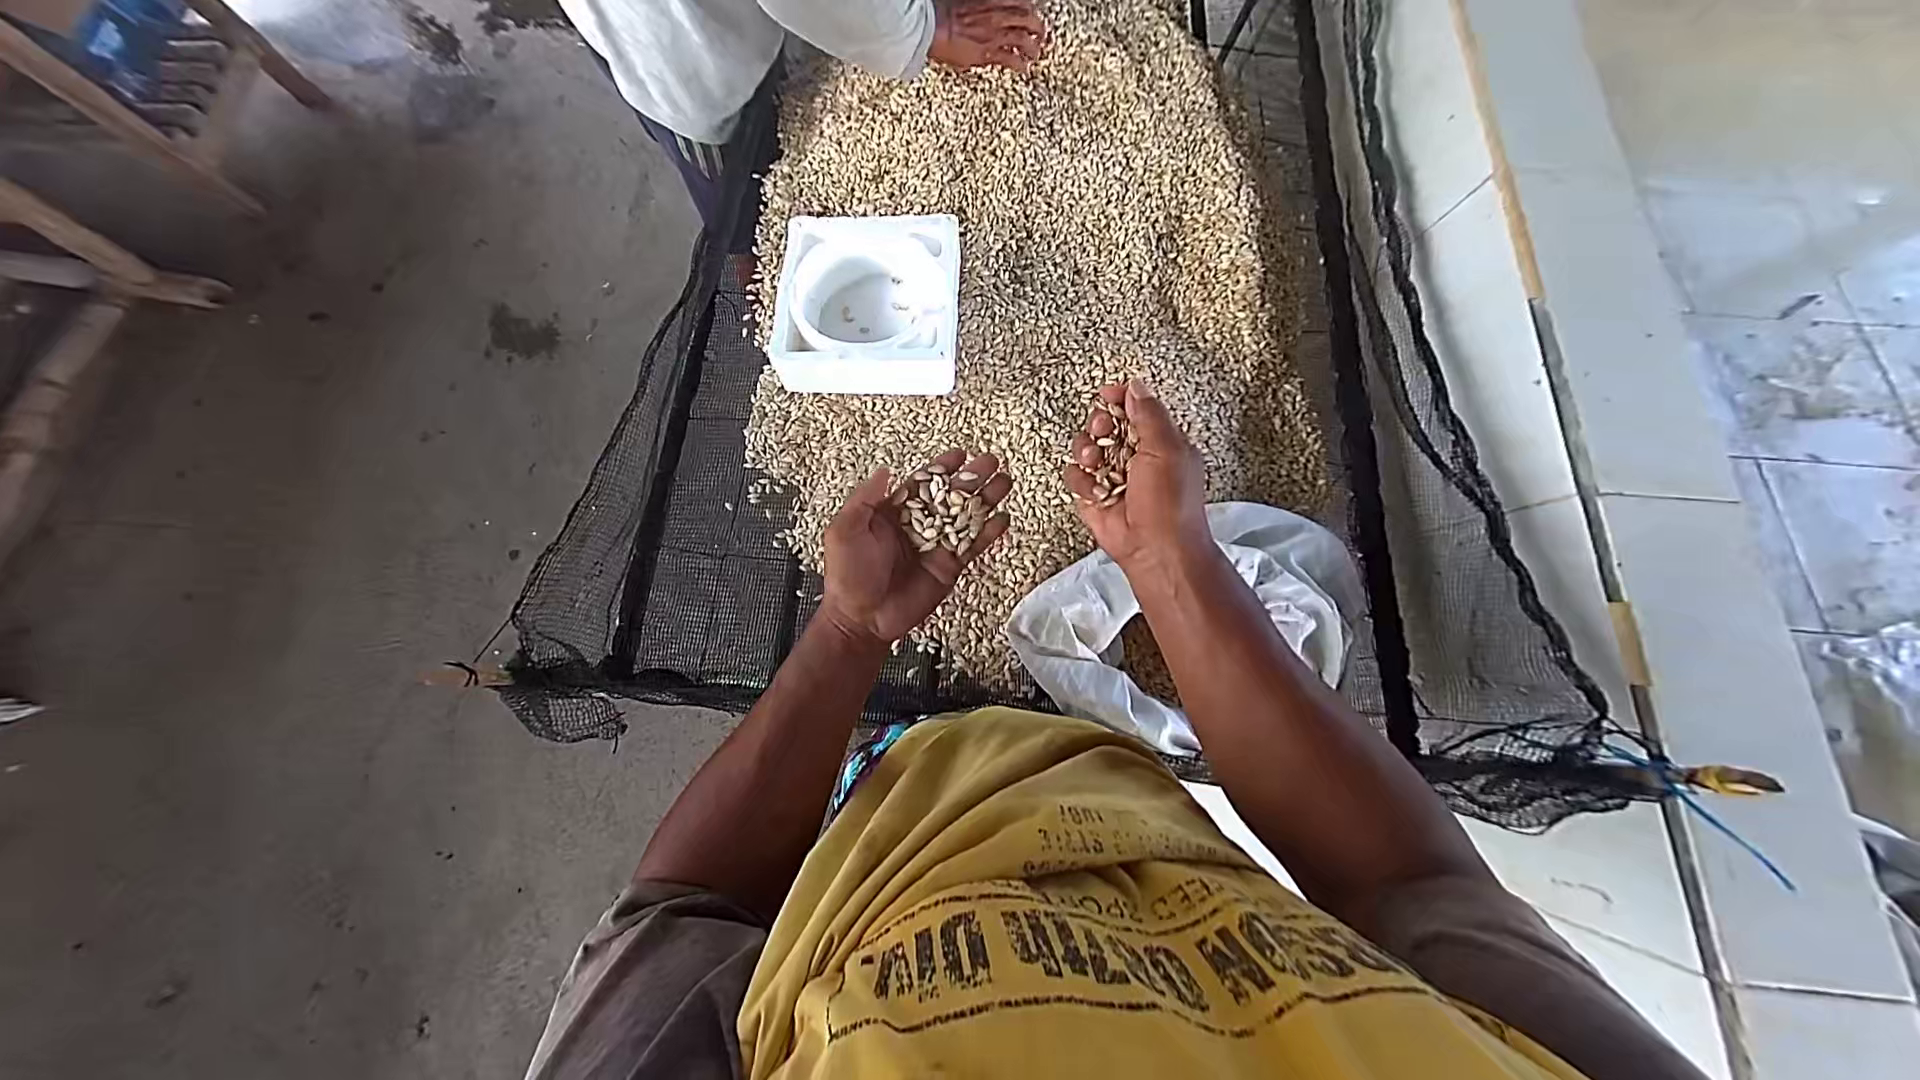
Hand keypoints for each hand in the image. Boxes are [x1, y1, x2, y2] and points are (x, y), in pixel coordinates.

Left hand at [819, 450, 1013, 646]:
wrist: (861, 618)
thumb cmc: (847, 575)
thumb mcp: (845, 530)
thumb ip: (865, 499)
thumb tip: (885, 470)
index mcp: (895, 512)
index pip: (923, 483)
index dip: (942, 468)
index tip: (960, 454)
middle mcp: (919, 526)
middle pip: (951, 496)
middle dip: (972, 478)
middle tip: (992, 461)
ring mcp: (936, 546)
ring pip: (966, 517)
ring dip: (986, 500)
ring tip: (1005, 482)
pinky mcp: (949, 567)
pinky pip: (972, 546)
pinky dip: (988, 533)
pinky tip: (1003, 519)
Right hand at [929, 0, 1046, 71]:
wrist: (933, 26)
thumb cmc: (942, 14)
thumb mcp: (964, 2)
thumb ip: (978, 8)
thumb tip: (979, 13)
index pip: (1018, 0)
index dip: (1028, 8)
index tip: (1031, 12)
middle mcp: (996, 14)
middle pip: (1026, 18)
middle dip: (1037, 26)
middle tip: (1041, 34)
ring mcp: (994, 34)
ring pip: (1023, 39)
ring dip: (1033, 47)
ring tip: (1035, 54)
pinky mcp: (988, 53)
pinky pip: (1011, 59)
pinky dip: (1020, 64)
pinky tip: (1024, 68)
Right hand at [1063, 379, 1209, 573]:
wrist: (1154, 548)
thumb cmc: (1170, 504)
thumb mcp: (1166, 449)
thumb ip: (1149, 414)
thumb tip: (1136, 386)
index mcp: (1158, 441)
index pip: (1134, 409)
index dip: (1118, 399)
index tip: (1107, 394)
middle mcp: (1133, 457)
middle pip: (1104, 425)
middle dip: (1099, 425)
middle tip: (1102, 432)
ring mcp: (1112, 477)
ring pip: (1085, 448)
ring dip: (1086, 451)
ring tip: (1095, 462)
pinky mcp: (1093, 496)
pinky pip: (1075, 477)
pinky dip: (1082, 482)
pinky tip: (1096, 493)